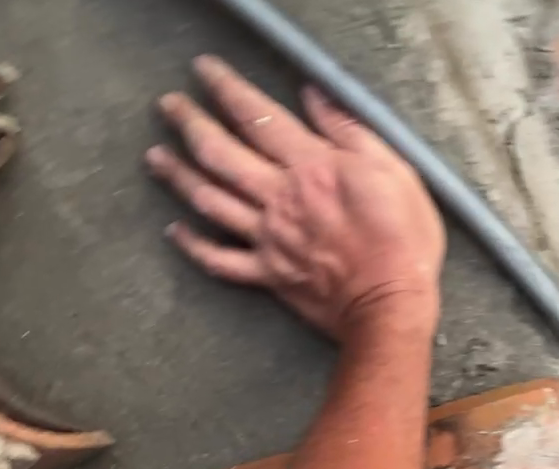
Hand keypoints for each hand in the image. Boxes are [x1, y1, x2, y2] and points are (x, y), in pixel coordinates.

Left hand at [147, 56, 446, 339]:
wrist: (391, 306)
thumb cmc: (402, 242)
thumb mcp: (393, 172)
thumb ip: (349, 131)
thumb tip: (315, 98)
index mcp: (310, 167)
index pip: (258, 115)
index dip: (226, 88)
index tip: (205, 72)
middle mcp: (280, 198)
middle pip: (220, 153)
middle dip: (188, 124)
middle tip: (168, 107)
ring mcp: (270, 239)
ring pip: (210, 201)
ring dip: (178, 176)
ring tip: (156, 157)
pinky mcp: (270, 276)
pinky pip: (221, 262)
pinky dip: (194, 247)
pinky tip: (176, 232)